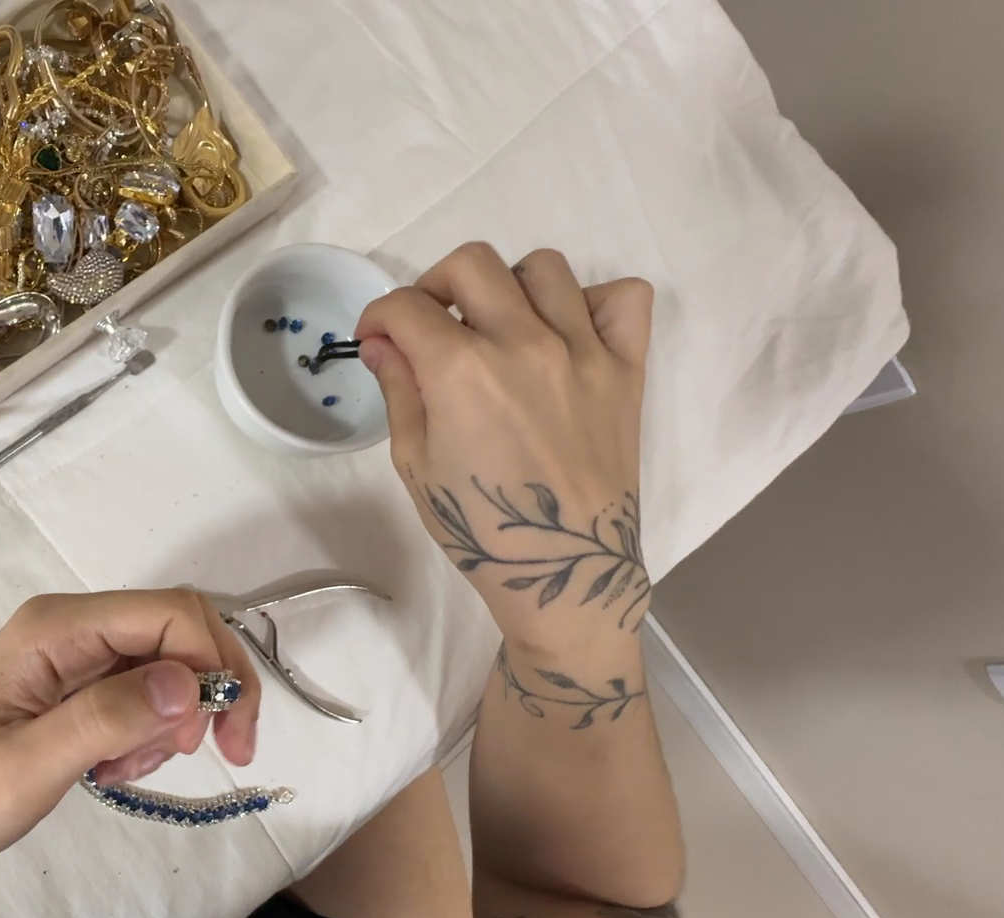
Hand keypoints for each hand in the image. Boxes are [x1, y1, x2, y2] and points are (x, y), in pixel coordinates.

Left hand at [0, 589, 259, 873]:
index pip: (168, 612)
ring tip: (120, 771)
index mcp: (57, 628)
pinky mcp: (79, 683)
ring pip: (168, 668)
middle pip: (178, 632)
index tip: (225, 735)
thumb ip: (106, 718)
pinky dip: (148, 734)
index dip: (213, 661)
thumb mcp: (27, 766)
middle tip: (214, 753)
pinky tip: (110, 769)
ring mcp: (77, 654)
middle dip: (210, 689)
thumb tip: (191, 683)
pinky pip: (144, 696)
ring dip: (172, 722)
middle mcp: (74, 627)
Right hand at [355, 244, 654, 651]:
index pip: (406, 307)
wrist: (563, 566)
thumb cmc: (475, 524)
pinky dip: (588, 301)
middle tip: (426, 326)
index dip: (377, 316)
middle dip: (431, 286)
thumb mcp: (414, 462)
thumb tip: (382, 343)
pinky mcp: (628, 366)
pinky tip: (563, 334)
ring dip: (504, 288)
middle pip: (470, 264)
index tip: (375, 339)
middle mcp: (523, 342)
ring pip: (541, 267)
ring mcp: (583, 350)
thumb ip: (398, 390)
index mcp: (461, 372)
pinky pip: (622, 296)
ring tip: (495, 329)